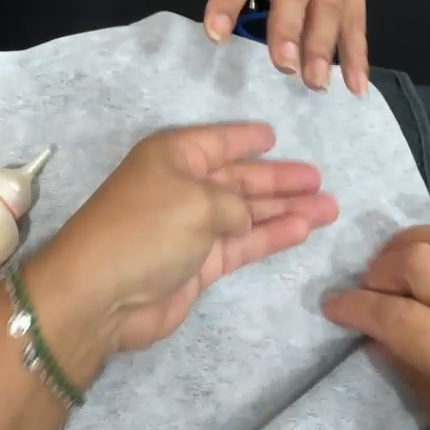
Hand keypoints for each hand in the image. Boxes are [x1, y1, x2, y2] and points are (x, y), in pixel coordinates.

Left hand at [39, 123, 338, 352]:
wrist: (101, 294)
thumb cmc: (146, 228)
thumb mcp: (197, 202)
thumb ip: (233, 204)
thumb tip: (243, 217)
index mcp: (173, 156)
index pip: (218, 141)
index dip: (246, 138)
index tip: (274, 135)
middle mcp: (182, 186)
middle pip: (238, 178)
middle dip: (278, 179)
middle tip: (320, 179)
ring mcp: (191, 226)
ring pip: (246, 212)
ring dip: (284, 209)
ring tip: (328, 207)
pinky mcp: (198, 263)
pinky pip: (242, 242)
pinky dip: (270, 236)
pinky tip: (302, 229)